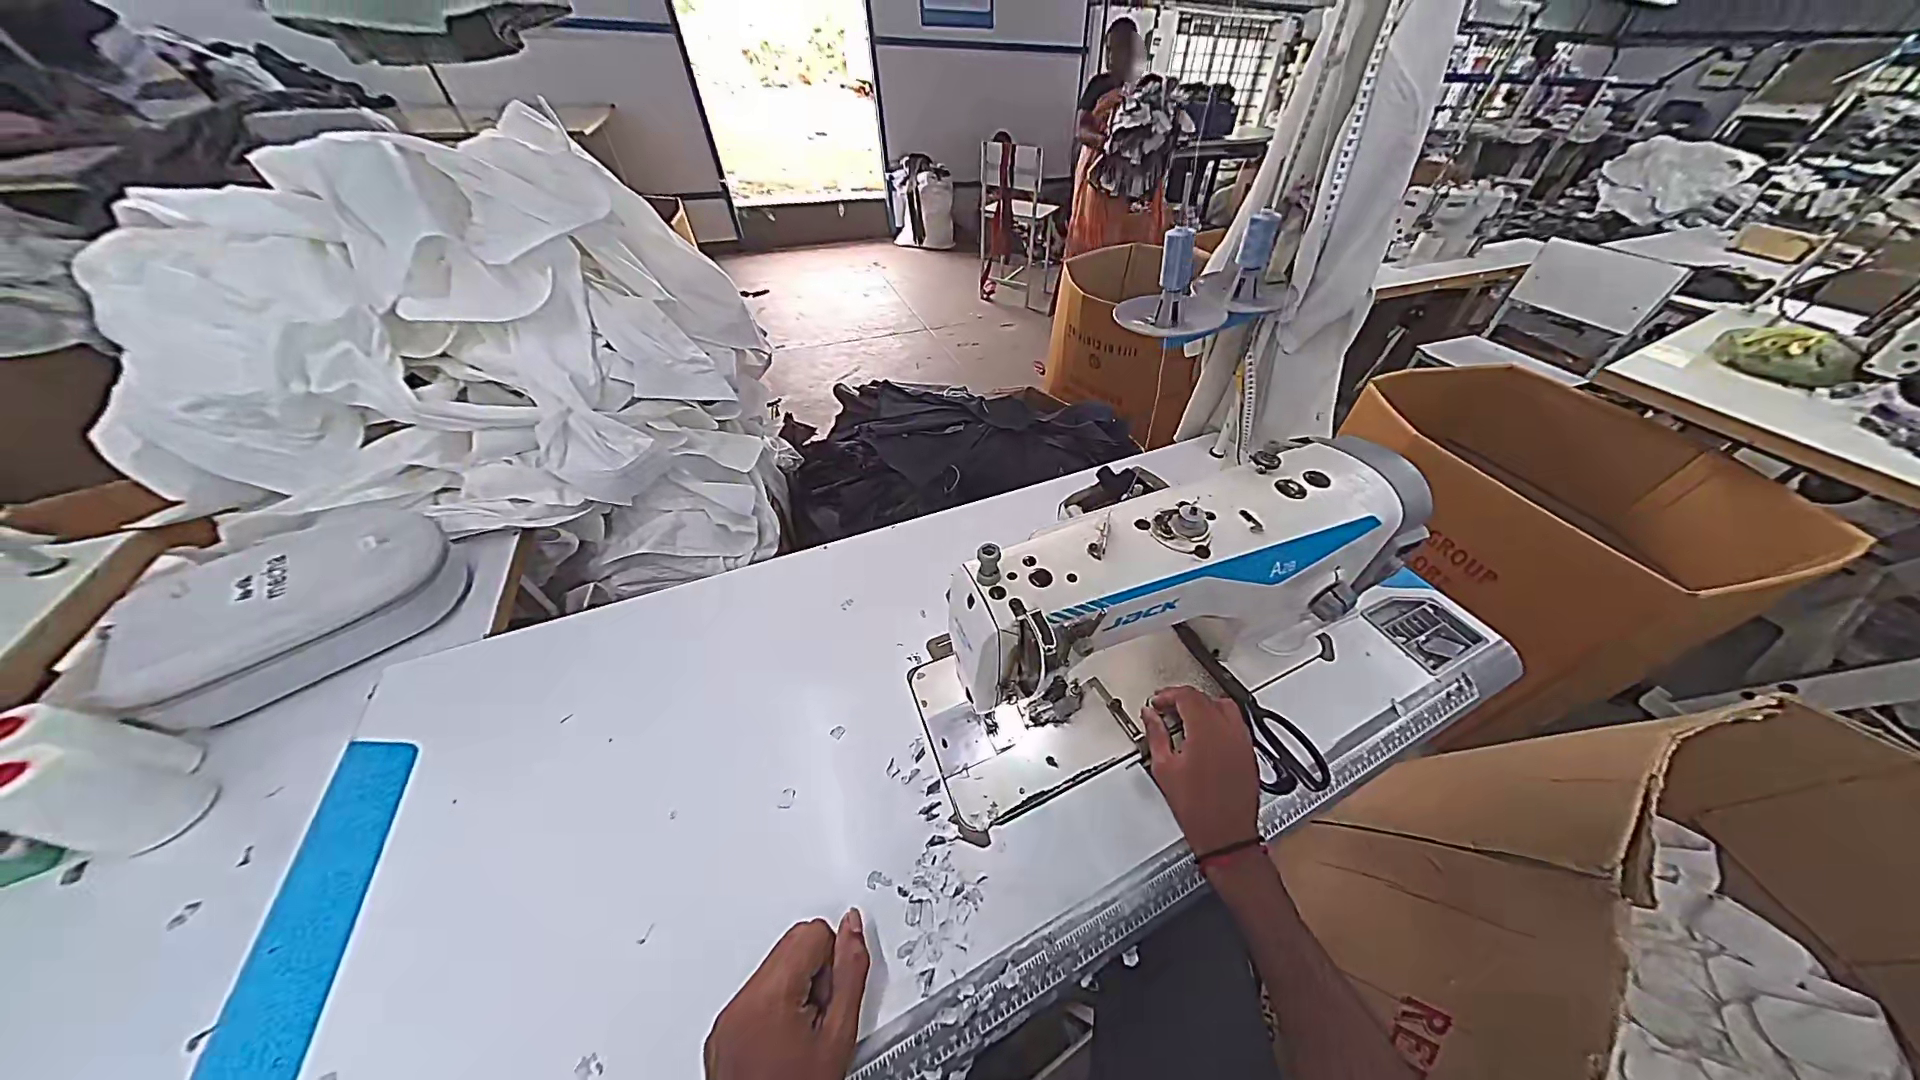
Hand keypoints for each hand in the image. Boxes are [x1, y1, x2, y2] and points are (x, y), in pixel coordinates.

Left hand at [705, 910, 869, 1079]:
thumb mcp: (839, 1035)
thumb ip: (851, 971)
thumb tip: (853, 925)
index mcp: (768, 996)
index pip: (813, 932)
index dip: (834, 961)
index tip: (832, 996)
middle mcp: (740, 1003)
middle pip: (792, 945)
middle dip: (816, 971)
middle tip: (820, 1018)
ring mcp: (727, 1020)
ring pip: (776, 968)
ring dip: (798, 990)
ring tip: (803, 1036)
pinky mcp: (721, 1034)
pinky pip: (757, 995)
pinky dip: (778, 1008)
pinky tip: (786, 1044)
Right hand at [1141, 686, 1260, 856]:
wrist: (1225, 835)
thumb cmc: (1198, 808)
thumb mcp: (1164, 767)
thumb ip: (1156, 734)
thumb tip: (1150, 716)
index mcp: (1206, 731)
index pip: (1187, 696)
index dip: (1168, 694)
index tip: (1158, 702)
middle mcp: (1229, 732)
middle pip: (1205, 698)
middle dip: (1183, 699)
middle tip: (1166, 709)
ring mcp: (1242, 742)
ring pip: (1225, 707)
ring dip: (1204, 707)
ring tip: (1186, 720)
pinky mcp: (1249, 753)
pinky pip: (1236, 724)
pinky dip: (1219, 721)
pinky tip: (1205, 735)